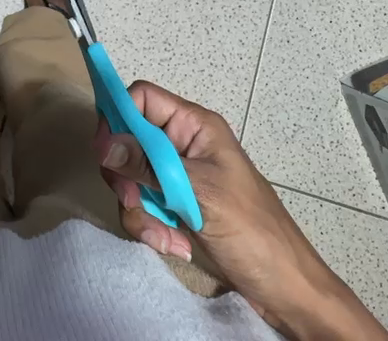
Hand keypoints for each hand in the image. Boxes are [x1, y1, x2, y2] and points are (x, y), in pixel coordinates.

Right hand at [97, 82, 387, 340]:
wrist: (284, 289)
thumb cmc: (253, 230)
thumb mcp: (200, 193)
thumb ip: (150, 166)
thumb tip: (104, 145)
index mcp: (194, 126)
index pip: (142, 98)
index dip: (118, 116)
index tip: (106, 151)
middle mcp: (181, 146)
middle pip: (127, 140)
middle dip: (126, 174)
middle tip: (135, 198)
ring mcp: (175, 178)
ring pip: (129, 177)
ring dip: (139, 209)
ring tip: (164, 234)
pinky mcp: (173, 208)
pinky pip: (141, 207)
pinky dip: (149, 227)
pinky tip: (173, 243)